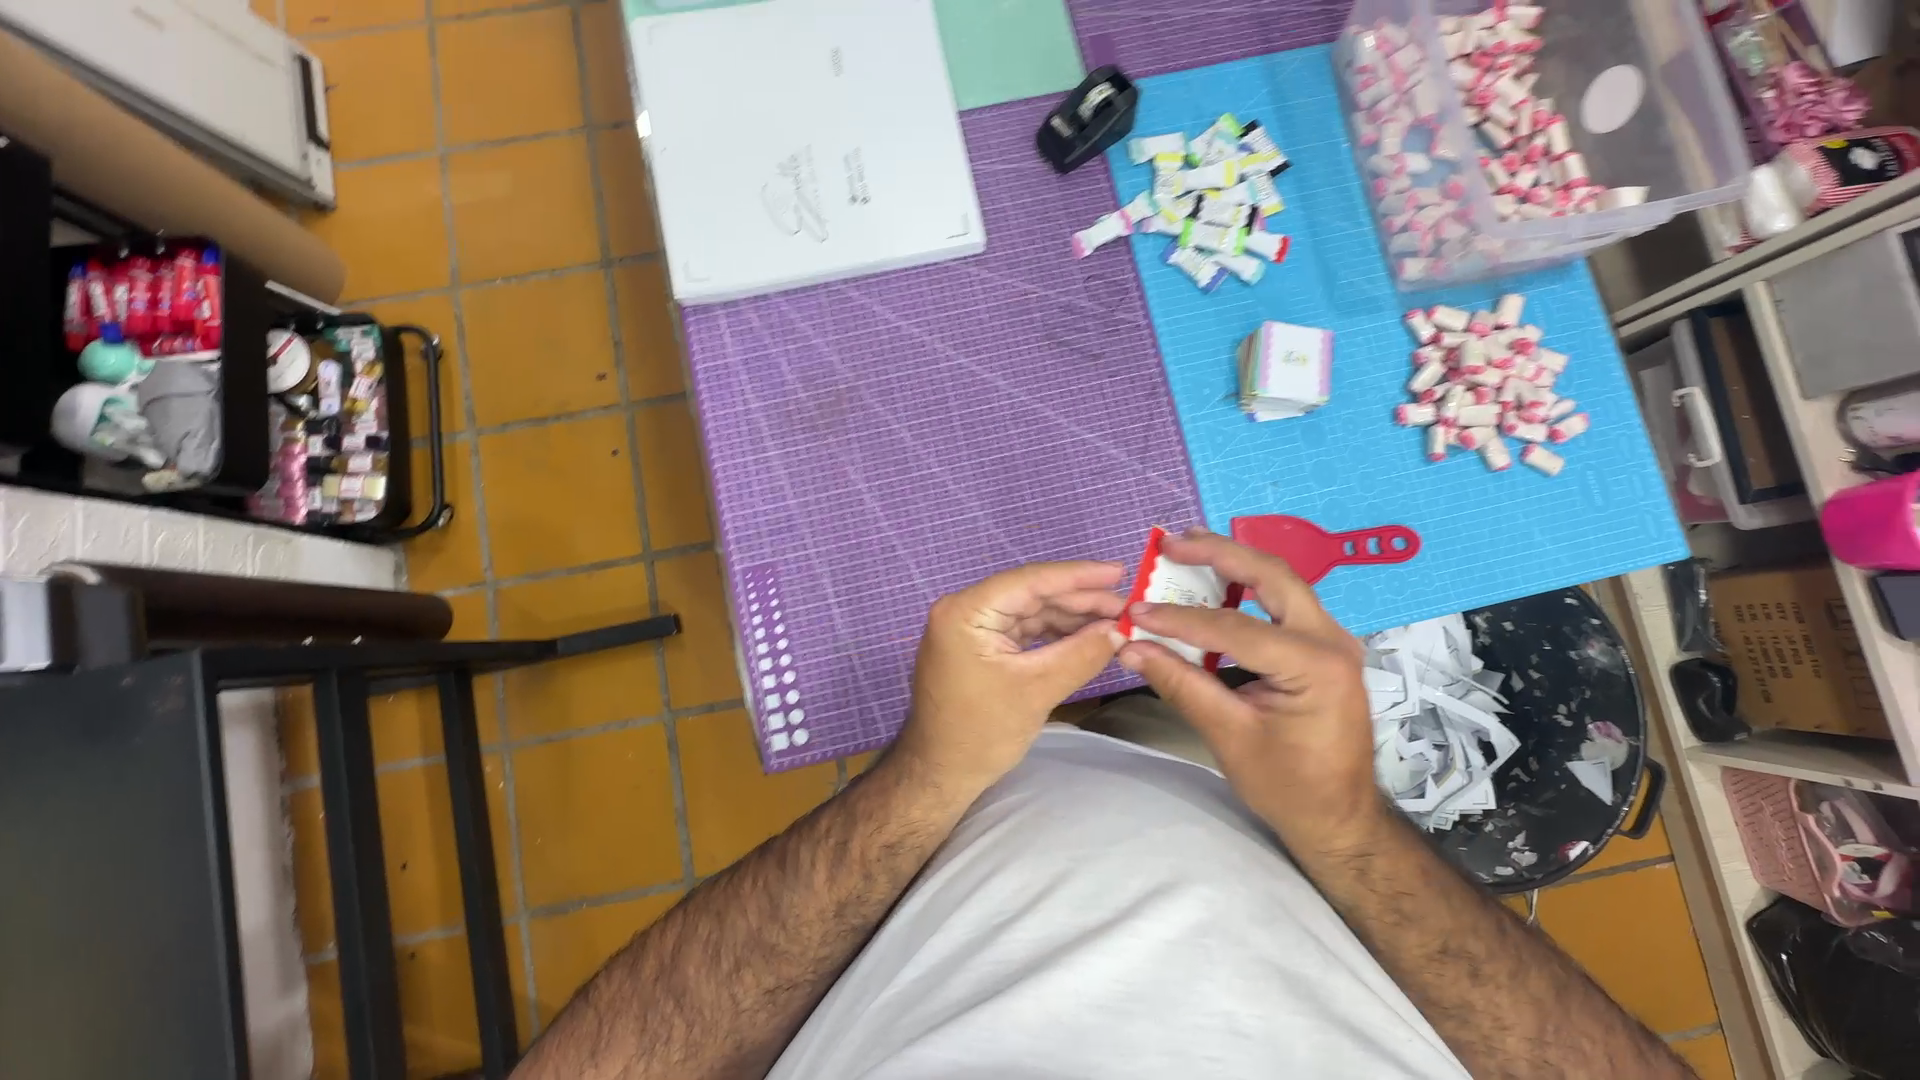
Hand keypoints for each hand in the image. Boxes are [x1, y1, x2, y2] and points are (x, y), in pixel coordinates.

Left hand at [893, 561, 1125, 798]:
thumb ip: (1081, 654)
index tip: (1119, 572)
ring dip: (1070, 616)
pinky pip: (1022, 630)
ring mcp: (970, 629)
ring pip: (1030, 611)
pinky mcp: (979, 647)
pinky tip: (1086, 635)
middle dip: (1079, 599)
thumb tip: (1121, 630)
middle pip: (1031, 594)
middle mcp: (964, 610)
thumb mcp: (1037, 690)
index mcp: (965, 611)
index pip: (1029, 582)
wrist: (941, 774)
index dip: (1078, 576)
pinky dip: (1054, 633)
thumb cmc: (981, 733)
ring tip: (1114, 620)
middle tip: (1125, 604)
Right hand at [1117, 530, 1391, 854]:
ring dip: (1235, 562)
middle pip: (1271, 576)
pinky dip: (1248, 586)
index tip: (1135, 610)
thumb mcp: (1228, 736)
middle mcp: (1331, 639)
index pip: (1234, 627)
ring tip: (1190, 547)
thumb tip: (1130, 647)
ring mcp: (1333, 639)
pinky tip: (1218, 581)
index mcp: (1314, 665)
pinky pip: (1284, 602)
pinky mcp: (1324, 646)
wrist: (1339, 815)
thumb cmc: (1288, 785)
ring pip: (1281, 581)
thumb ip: (1180, 684)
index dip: (1179, 618)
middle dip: (1218, 553)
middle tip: (1171, 542)